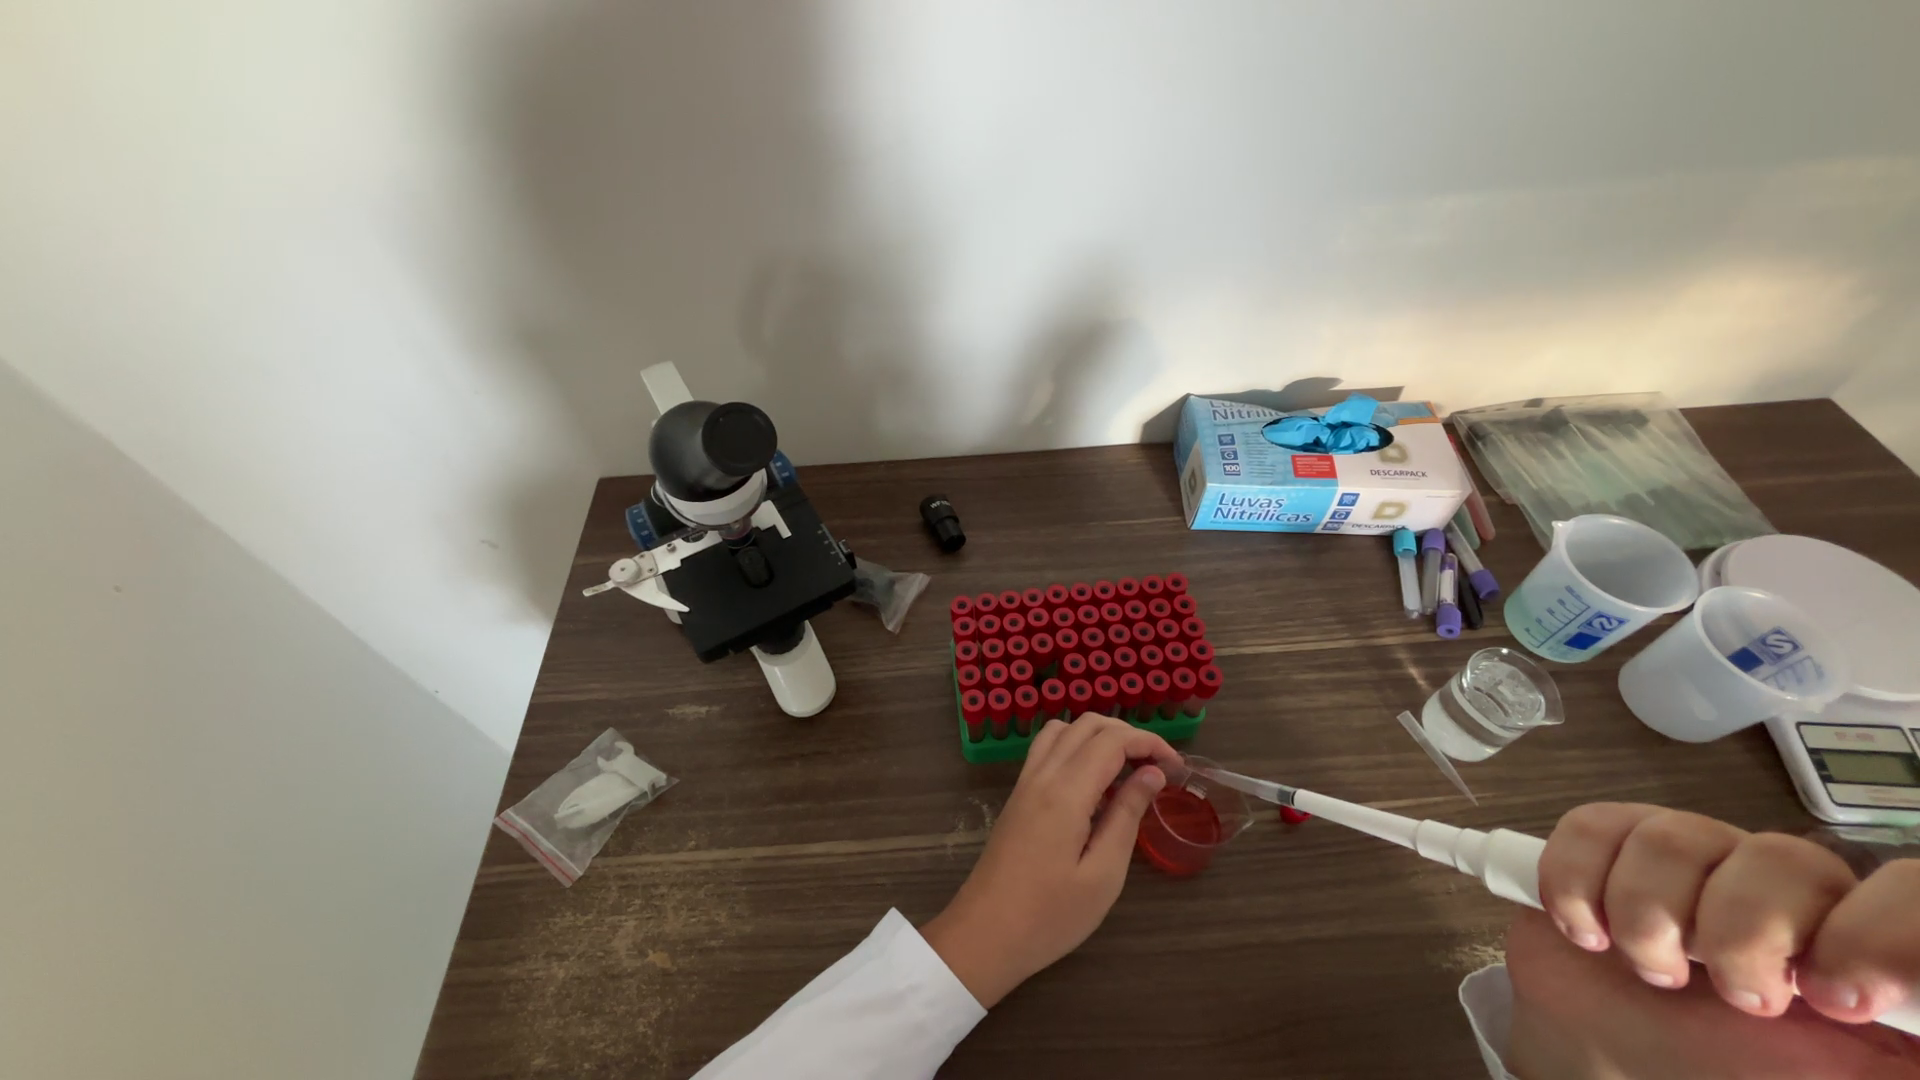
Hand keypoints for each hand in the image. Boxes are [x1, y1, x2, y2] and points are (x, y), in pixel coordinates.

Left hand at [919, 713, 1177, 1006]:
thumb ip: (1127, 815)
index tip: (1177, 768)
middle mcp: (1042, 775)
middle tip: (1158, 769)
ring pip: (1064, 730)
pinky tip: (1094, 784)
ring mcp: (1024, 783)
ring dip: (1100, 736)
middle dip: (1129, 735)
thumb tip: (1152, 774)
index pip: (1112, 740)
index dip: (1149, 743)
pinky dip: (1077, 747)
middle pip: (1087, 725)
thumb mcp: (1103, 874)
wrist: (984, 935)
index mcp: (1065, 792)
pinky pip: (1047, 749)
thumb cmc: (1050, 916)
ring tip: (1128, 770)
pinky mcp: (1017, 796)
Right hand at [1536, 803, 1919, 1021]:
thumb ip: (1905, 1054)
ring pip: (1672, 839)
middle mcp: (1780, 880)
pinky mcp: (1605, 836)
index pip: (1910, 893)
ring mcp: (1687, 849)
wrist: (1608, 1052)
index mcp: (1855, 938)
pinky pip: (1591, 829)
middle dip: (1739, 937)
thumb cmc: (1725, 1074)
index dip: (1878, 935)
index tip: (1834, 1001)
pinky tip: (1589, 933)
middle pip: (1782, 857)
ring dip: (1644, 921)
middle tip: (1728, 995)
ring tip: (1649, 968)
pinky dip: (1577, 888)